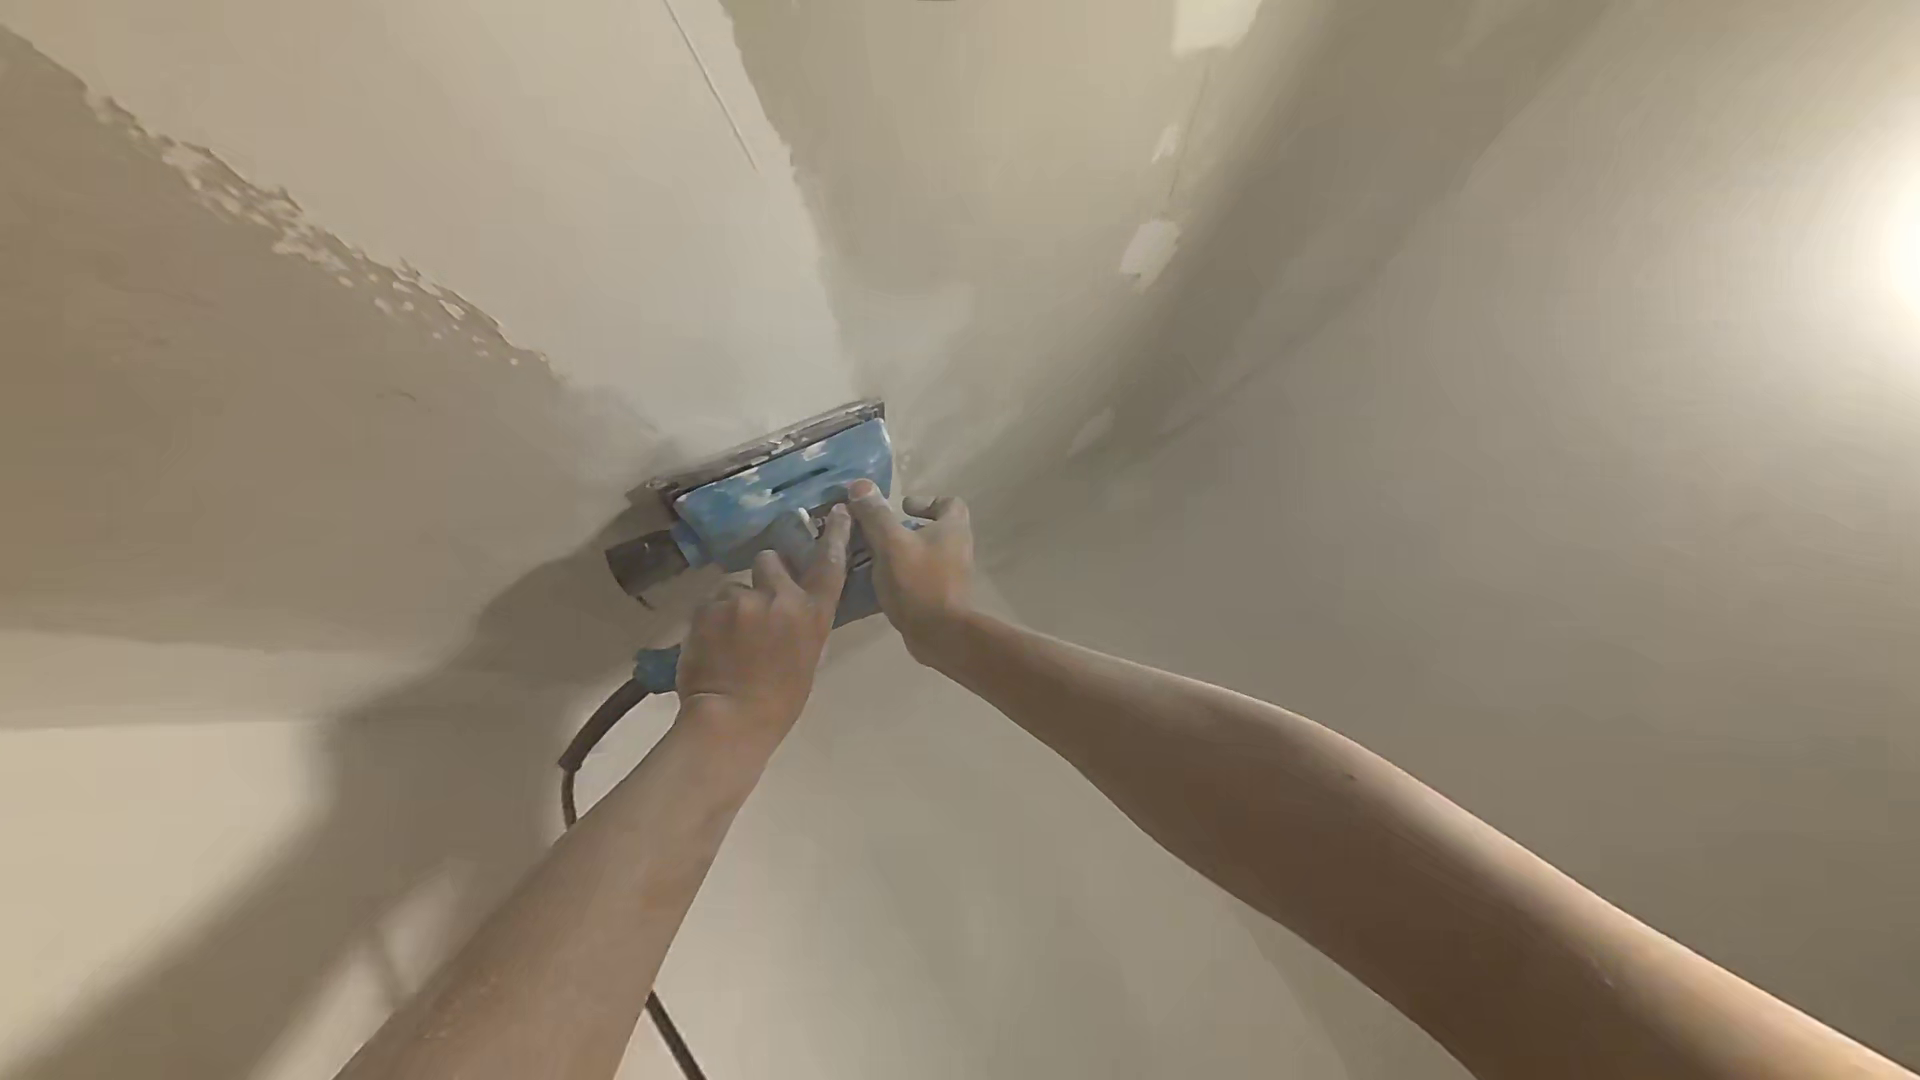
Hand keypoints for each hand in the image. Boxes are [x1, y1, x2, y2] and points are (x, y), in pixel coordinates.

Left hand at [675, 505, 851, 741]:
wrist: (731, 719)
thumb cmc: (780, 699)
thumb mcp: (807, 655)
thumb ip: (801, 621)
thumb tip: (789, 603)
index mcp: (813, 613)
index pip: (829, 564)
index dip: (835, 536)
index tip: (838, 511)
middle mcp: (782, 597)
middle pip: (770, 561)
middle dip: (763, 575)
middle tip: (755, 604)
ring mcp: (744, 599)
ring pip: (736, 584)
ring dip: (734, 601)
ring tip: (727, 633)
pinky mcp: (710, 606)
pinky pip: (711, 601)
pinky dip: (711, 616)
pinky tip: (711, 641)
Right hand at [845, 479, 974, 660]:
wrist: (940, 634)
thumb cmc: (918, 582)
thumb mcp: (891, 543)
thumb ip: (876, 515)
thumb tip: (859, 485)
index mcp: (953, 529)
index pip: (949, 502)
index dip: (926, 500)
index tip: (902, 508)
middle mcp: (958, 548)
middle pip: (934, 528)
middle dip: (906, 528)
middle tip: (879, 533)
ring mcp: (953, 574)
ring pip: (926, 553)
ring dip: (902, 552)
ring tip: (873, 557)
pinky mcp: (943, 596)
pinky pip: (921, 576)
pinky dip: (903, 574)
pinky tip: (880, 583)